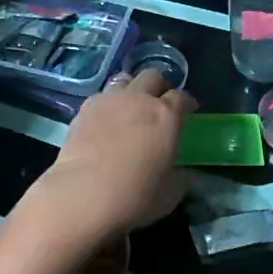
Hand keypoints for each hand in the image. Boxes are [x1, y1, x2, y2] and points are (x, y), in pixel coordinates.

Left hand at [19, 68, 196, 253]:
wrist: (83, 195)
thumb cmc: (135, 196)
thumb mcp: (170, 194)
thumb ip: (181, 178)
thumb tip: (185, 172)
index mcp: (165, 116)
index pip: (181, 97)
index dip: (187, 103)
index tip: (189, 111)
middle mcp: (138, 99)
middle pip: (152, 77)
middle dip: (159, 86)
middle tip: (159, 103)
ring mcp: (108, 101)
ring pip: (124, 80)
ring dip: (131, 89)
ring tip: (130, 107)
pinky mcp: (83, 109)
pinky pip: (101, 96)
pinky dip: (108, 103)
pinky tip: (105, 120)